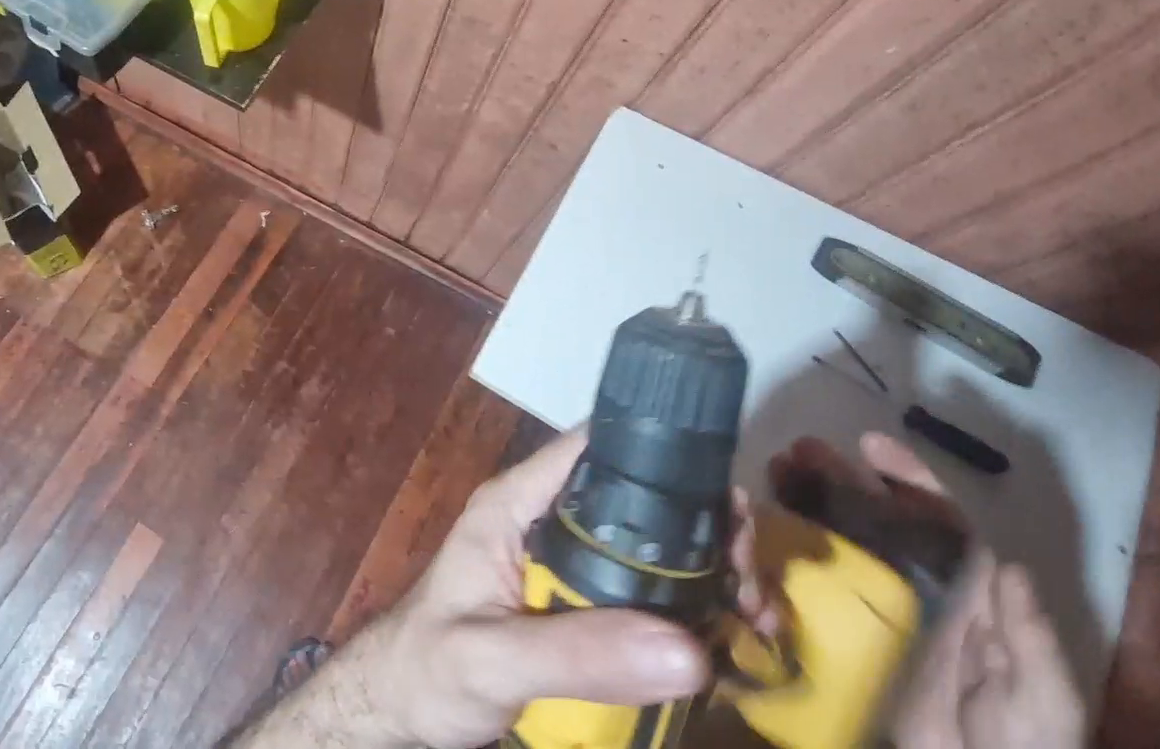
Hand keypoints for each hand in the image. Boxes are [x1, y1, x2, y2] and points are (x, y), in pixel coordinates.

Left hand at [234, 427, 760, 748]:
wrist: (401, 711)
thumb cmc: (426, 670)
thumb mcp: (492, 659)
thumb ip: (575, 652)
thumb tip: (688, 648)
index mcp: (516, 504)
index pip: (592, 449)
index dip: (661, 458)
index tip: (729, 504)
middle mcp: (548, 522)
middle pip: (639, 500)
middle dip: (704, 529)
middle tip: (752, 579)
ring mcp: (567, 566)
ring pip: (653, 549)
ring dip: (709, 574)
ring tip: (758, 616)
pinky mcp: (580, 608)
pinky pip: (648, 596)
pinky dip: (692, 612)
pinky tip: (730, 641)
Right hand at [773, 435, 1084, 748]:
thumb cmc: (1015, 743)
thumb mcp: (1040, 700)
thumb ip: (1029, 640)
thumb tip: (1009, 566)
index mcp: (967, 594)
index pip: (939, 522)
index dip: (907, 478)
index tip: (868, 444)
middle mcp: (918, 590)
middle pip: (877, 520)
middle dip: (839, 478)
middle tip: (796, 451)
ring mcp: (878, 611)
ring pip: (839, 543)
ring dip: (807, 506)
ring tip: (771, 478)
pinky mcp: (844, 637)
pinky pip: (809, 586)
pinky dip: (783, 559)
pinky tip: (757, 538)